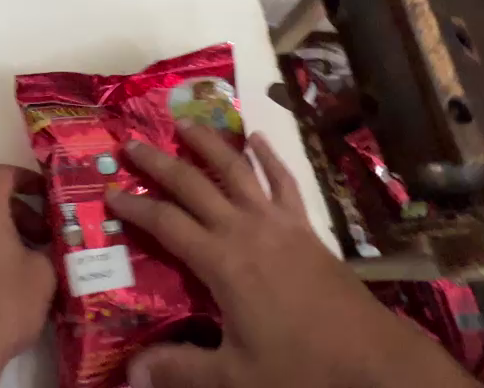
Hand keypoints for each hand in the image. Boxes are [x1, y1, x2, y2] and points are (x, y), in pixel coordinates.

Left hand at [0, 164, 56, 387]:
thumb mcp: (43, 273)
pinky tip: (16, 280)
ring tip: (37, 261)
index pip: (2, 173)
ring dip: (11, 233)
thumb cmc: (6, 302)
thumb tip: (51, 244)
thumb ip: (50, 248)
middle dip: (25, 212)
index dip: (27, 176)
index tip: (48, 193)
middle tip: (49, 236)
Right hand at [106, 125, 481, 387]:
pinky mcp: (305, 226)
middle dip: (158, 162)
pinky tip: (258, 137)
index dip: (134, 207)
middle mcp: (243, 229)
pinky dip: (270, 157)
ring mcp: (277, 223)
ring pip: (236, 169)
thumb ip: (181, 369)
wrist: (375, 362)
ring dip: (208, 143)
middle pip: (192, 184)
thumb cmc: (302, 370)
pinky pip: (284, 182)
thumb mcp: (236, 378)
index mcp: (221, 262)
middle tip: (131, 143)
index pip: (165, 224)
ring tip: (184, 122)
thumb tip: (130, 374)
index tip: (108, 192)